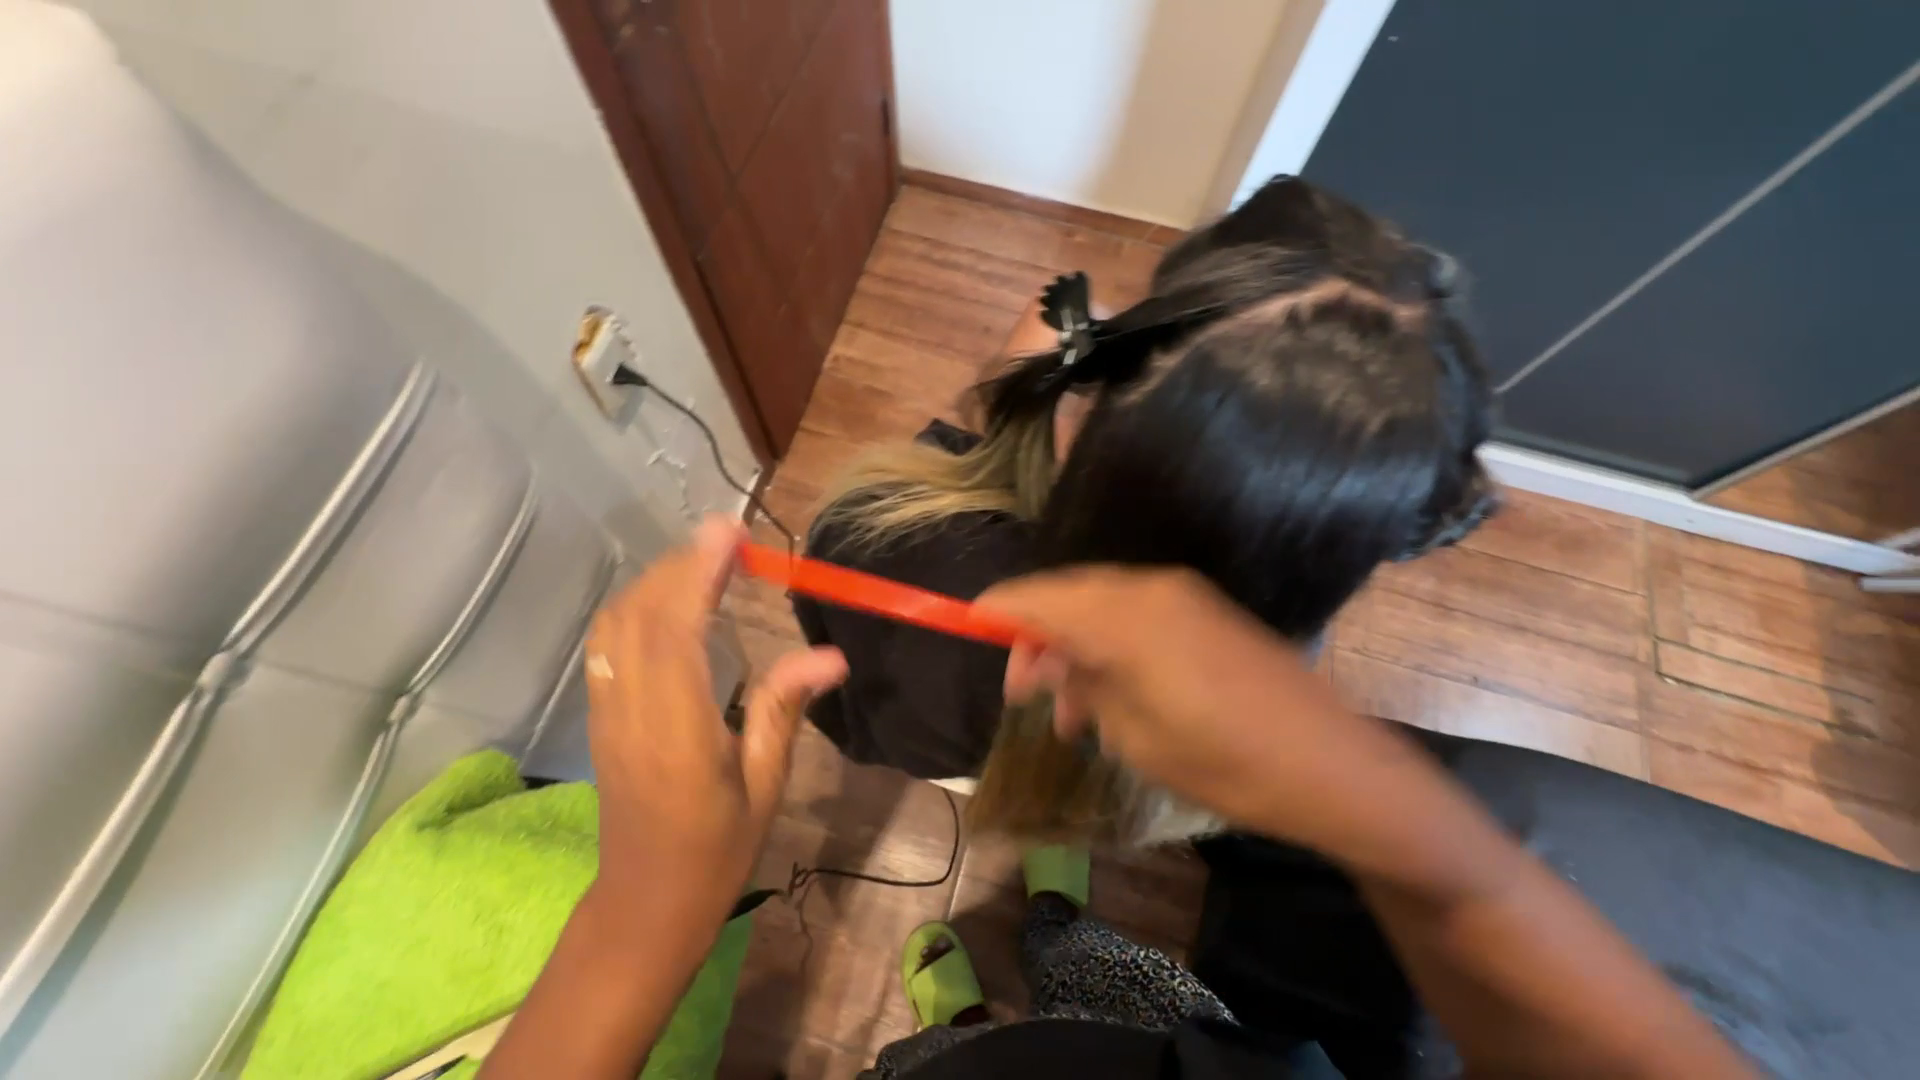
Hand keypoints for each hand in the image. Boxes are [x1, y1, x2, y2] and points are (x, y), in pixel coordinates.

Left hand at [583, 518, 846, 922]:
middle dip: (680, 565)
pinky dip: (635, 604)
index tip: (729, 532)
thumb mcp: (765, 785)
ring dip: (655, 580)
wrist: (645, 901)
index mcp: (678, 730)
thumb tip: (830, 656)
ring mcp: (606, 711)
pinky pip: (606, 643)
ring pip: (615, 623)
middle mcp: (631, 711)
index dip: (697, 572)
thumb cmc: (716, 850)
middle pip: (640, 614)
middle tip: (727, 538)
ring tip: (703, 561)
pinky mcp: (599, 715)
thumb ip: (784, 710)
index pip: (676, 631)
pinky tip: (667, 599)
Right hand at [979, 566, 1439, 852]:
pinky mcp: (1206, 615)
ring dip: (1075, 650)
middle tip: (1021, 694)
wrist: (1332, 767)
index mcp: (1128, 618)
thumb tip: (1051, 661)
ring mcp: (1184, 599)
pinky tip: (1109, 699)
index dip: (1000, 608)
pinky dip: (1110, 649)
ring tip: (1067, 716)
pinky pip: (1137, 618)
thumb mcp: (1135, 735)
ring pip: (1102, 609)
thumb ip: (1084, 684)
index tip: (966, 622)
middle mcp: (1152, 591)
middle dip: (1038, 639)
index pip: (1042, 598)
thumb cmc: (1224, 762)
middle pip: (1070, 597)